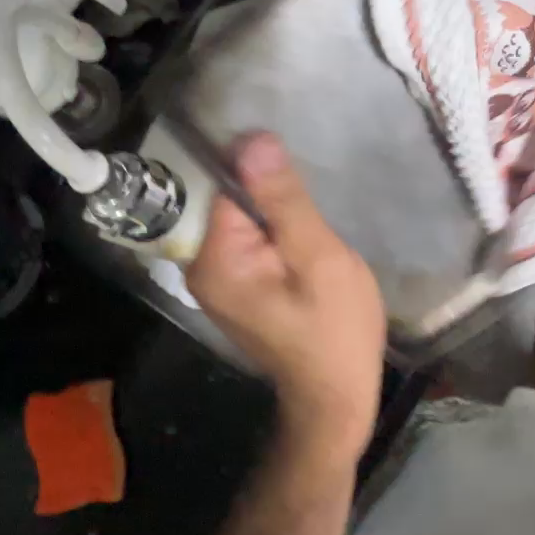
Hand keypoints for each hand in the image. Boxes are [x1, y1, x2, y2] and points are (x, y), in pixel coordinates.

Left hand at [187, 133, 386, 458]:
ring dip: (267, 204)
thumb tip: (254, 140)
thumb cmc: (335, 329)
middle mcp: (199, 265)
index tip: (291, 157)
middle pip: (224, 197)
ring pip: (235, 216)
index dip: (258, 165)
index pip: (223, 183)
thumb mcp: (320, 257)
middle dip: (262, 184)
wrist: (335, 395)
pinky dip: (266, 226)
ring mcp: (214, 278)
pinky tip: (296, 229)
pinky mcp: (231, 285)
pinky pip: (242, 238)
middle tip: (304, 184)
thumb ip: (285, 200)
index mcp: (214, 258)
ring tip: (304, 200)